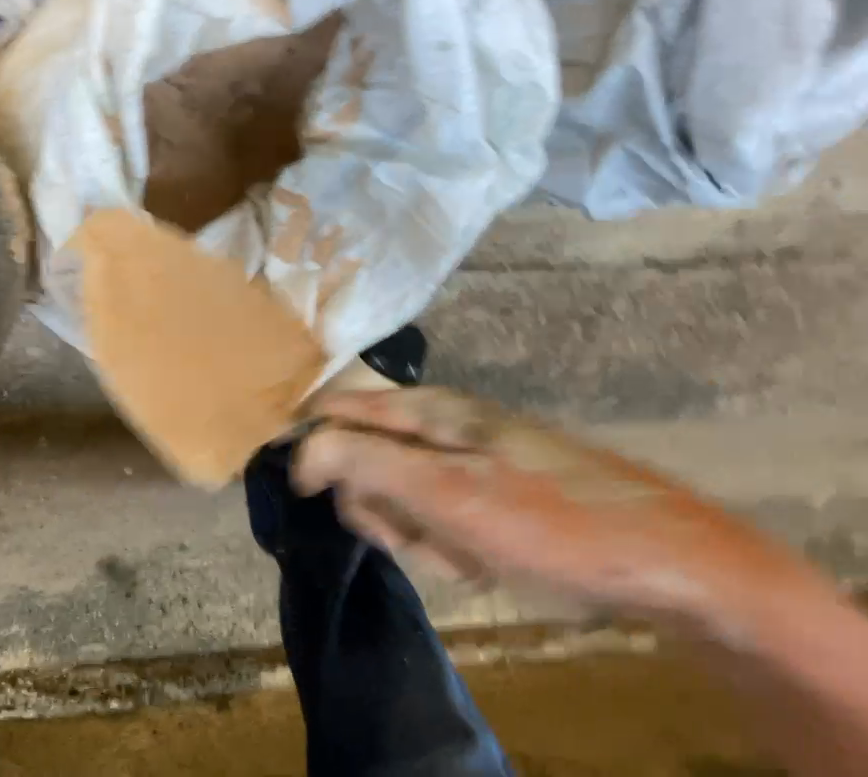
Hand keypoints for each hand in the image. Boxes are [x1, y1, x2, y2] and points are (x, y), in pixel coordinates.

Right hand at [293, 388, 827, 636]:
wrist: (679, 565)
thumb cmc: (551, 524)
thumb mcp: (443, 492)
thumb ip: (359, 459)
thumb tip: (295, 449)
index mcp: (425, 407)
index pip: (330, 410)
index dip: (311, 450)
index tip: (320, 499)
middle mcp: (440, 420)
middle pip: (360, 454)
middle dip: (374, 504)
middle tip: (408, 540)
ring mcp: (469, 453)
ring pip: (398, 487)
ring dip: (414, 529)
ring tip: (458, 556)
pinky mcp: (494, 486)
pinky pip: (438, 508)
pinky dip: (446, 537)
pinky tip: (480, 559)